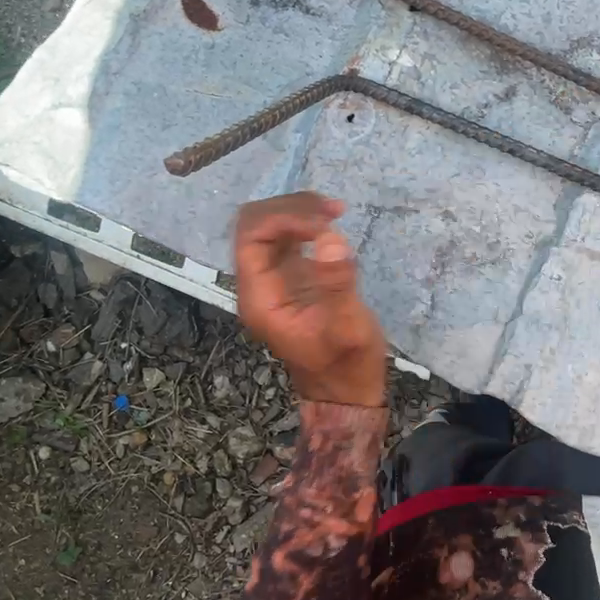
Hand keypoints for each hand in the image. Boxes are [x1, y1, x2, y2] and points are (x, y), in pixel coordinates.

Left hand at [233, 193, 386, 407]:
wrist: (346, 391)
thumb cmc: (347, 365)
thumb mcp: (348, 328)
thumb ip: (337, 285)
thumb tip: (330, 239)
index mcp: (259, 297)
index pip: (251, 237)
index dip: (284, 219)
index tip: (324, 223)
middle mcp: (258, 283)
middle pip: (255, 224)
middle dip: (290, 208)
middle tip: (333, 211)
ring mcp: (273, 278)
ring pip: (269, 225)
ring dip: (298, 210)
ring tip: (336, 210)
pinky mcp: (291, 276)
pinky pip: (286, 236)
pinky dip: (306, 221)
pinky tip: (332, 222)